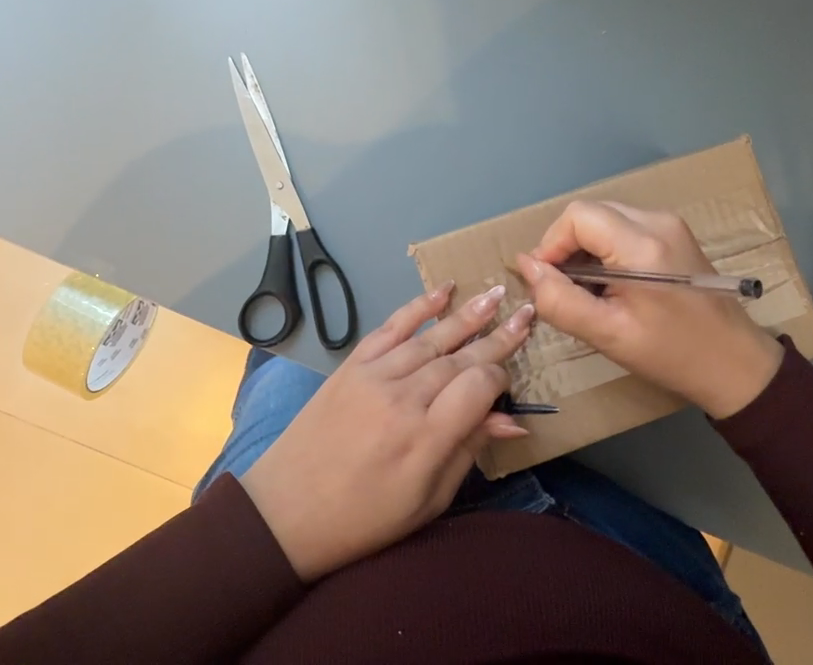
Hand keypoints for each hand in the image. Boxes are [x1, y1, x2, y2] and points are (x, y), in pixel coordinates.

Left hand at [238, 284, 534, 581]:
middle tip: (526, 313)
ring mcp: (373, 377)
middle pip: (459, 358)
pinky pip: (390, 328)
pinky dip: (417, 307)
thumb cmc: (364, 519)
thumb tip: (513, 419)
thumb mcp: (427, 501)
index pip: (477, 387)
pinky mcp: (351, 366)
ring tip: (496, 295)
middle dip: (497, 335)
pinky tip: (443, 292)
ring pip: (430, 338)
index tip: (510, 379)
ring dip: (466, 315)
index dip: (500, 378)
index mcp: (424, 438)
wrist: (285, 512)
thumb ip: (468, 450)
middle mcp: (402, 398)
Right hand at [516, 201, 782, 417]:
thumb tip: (526, 266)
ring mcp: (669, 225)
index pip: (576, 217)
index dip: (552, 245)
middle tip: (565, 289)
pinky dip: (607, 250)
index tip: (547, 282)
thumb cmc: (671, 353)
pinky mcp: (675, 234)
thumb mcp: (607, 334)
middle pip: (590, 214)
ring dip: (586, 249)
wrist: (736, 364)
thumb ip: (559, 299)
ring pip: (605, 219)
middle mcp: (657, 221)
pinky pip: (625, 228)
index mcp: (642, 243)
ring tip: (590, 291)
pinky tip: (613, 284)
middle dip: (567, 247)